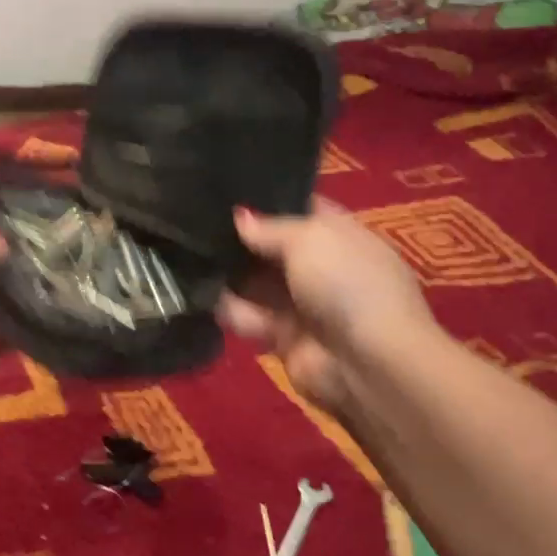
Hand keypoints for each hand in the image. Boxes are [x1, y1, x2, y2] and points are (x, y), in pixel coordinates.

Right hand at [216, 198, 438, 418]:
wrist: (365, 362)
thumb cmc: (346, 283)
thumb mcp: (309, 238)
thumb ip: (269, 227)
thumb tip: (239, 217)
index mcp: (341, 237)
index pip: (301, 210)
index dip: (269, 201)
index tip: (226, 193)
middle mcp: (322, 268)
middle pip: (272, 248)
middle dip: (239, 238)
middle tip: (196, 225)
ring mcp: (302, 305)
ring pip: (255, 283)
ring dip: (227, 274)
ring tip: (190, 258)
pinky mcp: (282, 338)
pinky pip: (247, 317)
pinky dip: (227, 309)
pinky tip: (202, 294)